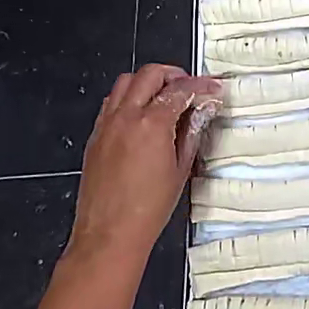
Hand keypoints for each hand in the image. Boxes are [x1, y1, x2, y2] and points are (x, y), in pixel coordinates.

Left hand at [71, 64, 222, 258]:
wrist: (109, 234)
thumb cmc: (146, 208)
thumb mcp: (181, 168)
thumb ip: (192, 132)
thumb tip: (200, 112)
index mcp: (151, 124)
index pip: (180, 89)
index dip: (201, 85)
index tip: (212, 87)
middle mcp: (125, 118)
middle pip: (149, 74)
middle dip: (173, 74)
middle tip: (189, 86)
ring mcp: (106, 125)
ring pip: (125, 82)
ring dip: (148, 82)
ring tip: (166, 96)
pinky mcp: (95, 136)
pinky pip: (111, 102)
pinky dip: (129, 98)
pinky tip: (143, 114)